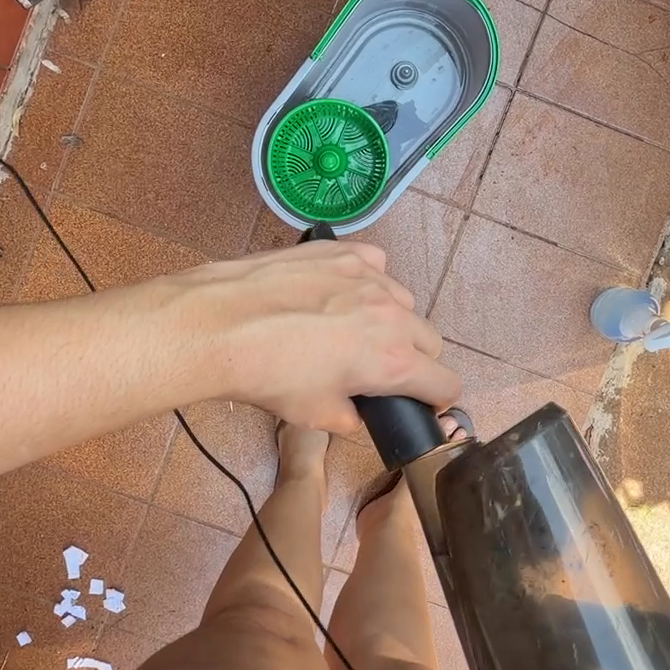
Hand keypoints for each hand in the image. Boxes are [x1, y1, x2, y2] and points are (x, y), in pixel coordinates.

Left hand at [162, 241, 460, 432]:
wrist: (222, 324)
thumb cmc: (268, 374)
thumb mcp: (314, 414)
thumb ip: (352, 417)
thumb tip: (356, 413)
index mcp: (393, 361)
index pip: (446, 384)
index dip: (436, 399)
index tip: (419, 402)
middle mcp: (392, 314)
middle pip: (430, 340)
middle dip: (413, 358)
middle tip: (376, 369)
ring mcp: (369, 276)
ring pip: (402, 302)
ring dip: (389, 319)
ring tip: (349, 328)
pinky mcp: (344, 252)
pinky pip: (375, 266)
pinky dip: (366, 281)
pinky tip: (337, 293)